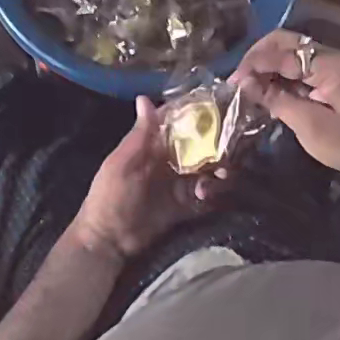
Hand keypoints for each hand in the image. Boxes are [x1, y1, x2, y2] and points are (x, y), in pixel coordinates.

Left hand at [65, 97, 207, 261]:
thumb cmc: (110, 197)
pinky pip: (207, 195)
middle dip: (217, 145)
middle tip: (230, 148)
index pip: (178, 123)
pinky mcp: (186, 206)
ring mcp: (179, 183)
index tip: (219, 107)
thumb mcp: (122, 164)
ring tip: (220, 175)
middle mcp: (169, 161)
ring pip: (208, 169)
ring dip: (218, 169)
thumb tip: (145, 98)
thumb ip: (139, 135)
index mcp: (152, 146)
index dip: (197, 115)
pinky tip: (206, 195)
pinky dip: (213, 192)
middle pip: (200, 146)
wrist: (108, 241)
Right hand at [232, 30, 339, 183]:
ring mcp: (332, 64)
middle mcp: (333, 56)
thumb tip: (243, 83)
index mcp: (333, 65)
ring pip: (289, 51)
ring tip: (246, 84)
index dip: (256, 63)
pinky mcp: (329, 75)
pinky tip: (263, 87)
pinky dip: (277, 73)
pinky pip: (296, 65)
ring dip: (266, 64)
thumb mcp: (309, 126)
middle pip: (287, 42)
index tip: (234, 81)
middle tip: (238, 79)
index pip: (286, 53)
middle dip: (258, 57)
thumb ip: (276, 100)